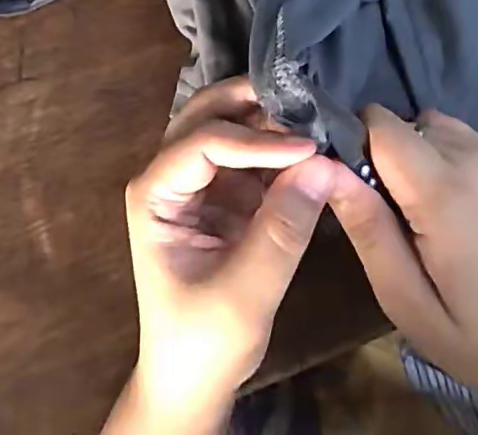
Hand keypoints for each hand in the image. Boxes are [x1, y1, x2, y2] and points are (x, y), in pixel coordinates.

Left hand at [106, 77, 341, 433]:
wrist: (194, 380)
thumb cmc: (205, 342)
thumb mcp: (247, 294)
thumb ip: (283, 229)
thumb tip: (323, 165)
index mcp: (155, 193)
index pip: (204, 143)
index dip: (256, 141)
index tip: (307, 147)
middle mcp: (170, 174)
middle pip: (207, 114)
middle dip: (252, 101)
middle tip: (303, 98)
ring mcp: (197, 180)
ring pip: (228, 123)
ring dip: (268, 117)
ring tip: (313, 117)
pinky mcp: (224, 192)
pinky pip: (251, 153)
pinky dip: (279, 145)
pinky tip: (310, 146)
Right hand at [326, 107, 477, 434]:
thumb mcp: (405, 298)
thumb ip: (365, 225)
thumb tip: (319, 166)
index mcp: (444, 189)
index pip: (377, 123)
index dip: (351, 143)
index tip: (347, 187)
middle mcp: (471, 155)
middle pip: (398, 122)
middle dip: (378, 155)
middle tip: (385, 214)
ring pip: (422, 124)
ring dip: (406, 154)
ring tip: (415, 211)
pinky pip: (450, 135)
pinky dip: (433, 155)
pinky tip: (445, 205)